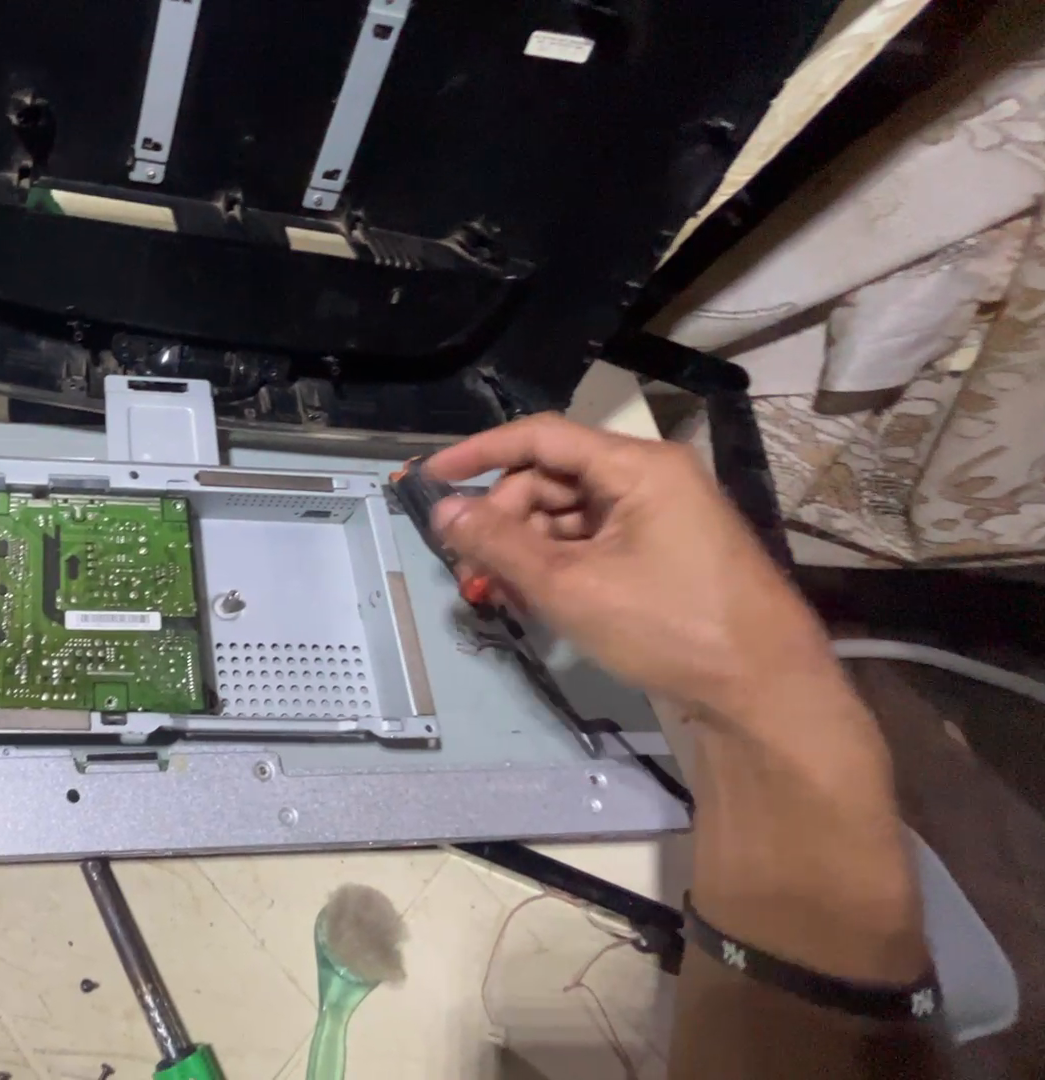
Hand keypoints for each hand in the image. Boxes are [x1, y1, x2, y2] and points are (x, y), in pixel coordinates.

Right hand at [424, 414, 835, 721]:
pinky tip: (526, 598)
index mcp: (637, 468)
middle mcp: (645, 479)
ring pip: (558, 515)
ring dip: (518, 549)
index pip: (540, 437)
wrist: (763, 696)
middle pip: (545, 480)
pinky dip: (547, 564)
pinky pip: (582, 541)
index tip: (429, 477)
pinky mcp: (654, 550)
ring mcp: (653, 516)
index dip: (478, 452)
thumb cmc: (669, 627)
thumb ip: (497, 542)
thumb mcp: (567, 584)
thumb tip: (441, 510)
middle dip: (499, 521)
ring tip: (494, 592)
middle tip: (469, 568)